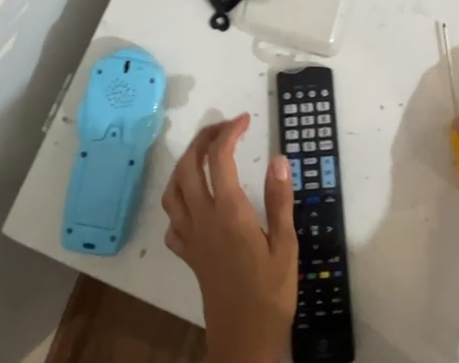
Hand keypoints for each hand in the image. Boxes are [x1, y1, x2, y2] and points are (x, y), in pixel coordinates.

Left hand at [161, 114, 297, 361]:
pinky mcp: (188, 256)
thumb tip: (278, 159)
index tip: (245, 120)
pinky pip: (172, 223)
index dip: (229, 133)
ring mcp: (190, 238)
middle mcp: (203, 219)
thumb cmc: (271, 293)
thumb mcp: (286, 245)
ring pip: (173, 191)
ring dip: (184, 166)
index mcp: (229, 212)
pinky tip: (195, 204)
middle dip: (203, 140)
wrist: (245, 338)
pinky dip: (179, 204)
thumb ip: (280, 200)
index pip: (219, 159)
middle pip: (188, 167)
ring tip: (204, 156)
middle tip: (225, 129)